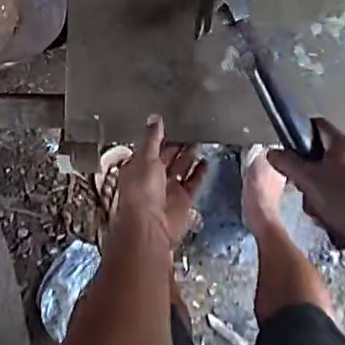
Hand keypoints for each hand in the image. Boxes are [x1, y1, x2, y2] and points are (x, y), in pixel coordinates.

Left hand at [109, 115, 208, 249]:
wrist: (151, 227)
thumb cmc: (141, 191)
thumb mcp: (145, 158)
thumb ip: (152, 138)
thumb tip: (154, 118)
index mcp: (139, 166)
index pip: (151, 147)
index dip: (161, 136)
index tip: (172, 122)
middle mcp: (153, 177)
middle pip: (167, 157)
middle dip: (177, 144)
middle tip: (190, 129)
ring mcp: (168, 189)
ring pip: (181, 168)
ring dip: (189, 155)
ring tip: (200, 141)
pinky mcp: (183, 199)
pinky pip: (193, 182)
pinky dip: (199, 173)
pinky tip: (206, 162)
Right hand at [265, 118, 344, 250]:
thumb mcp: (308, 180)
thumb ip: (288, 164)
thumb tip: (273, 152)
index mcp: (341, 144)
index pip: (316, 125)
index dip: (299, 133)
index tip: (288, 149)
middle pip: (321, 157)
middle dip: (308, 176)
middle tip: (303, 189)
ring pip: (329, 180)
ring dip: (319, 196)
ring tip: (320, 211)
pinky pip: (342, 197)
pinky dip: (334, 208)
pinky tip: (333, 222)